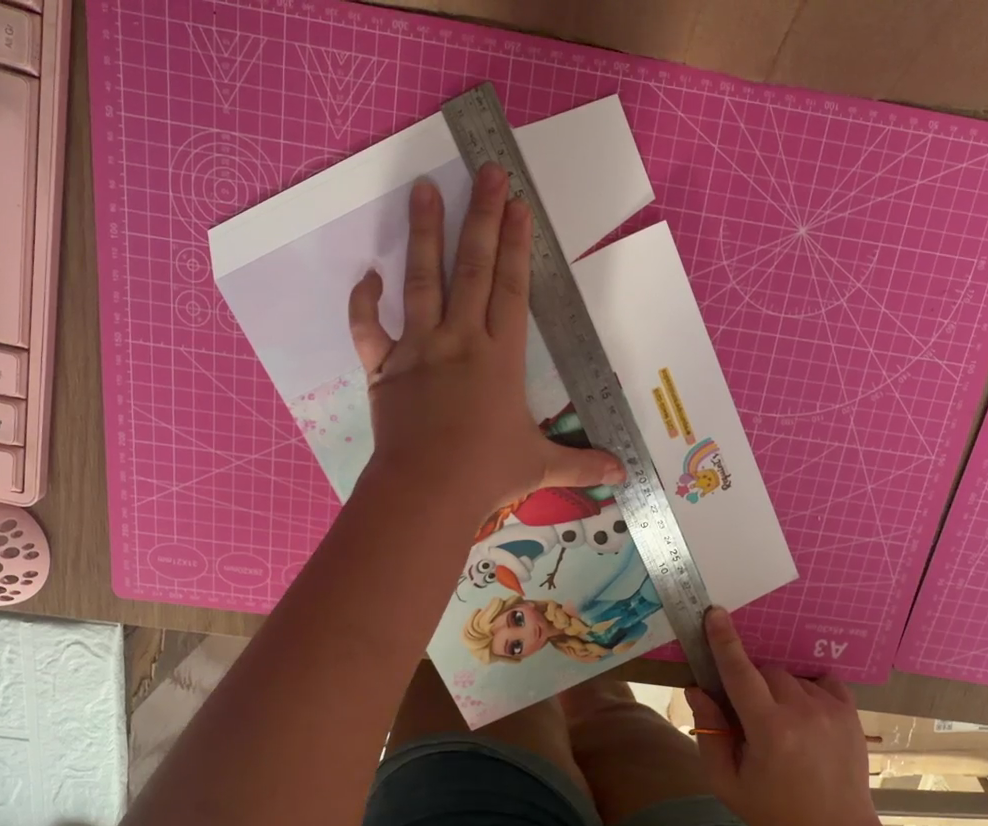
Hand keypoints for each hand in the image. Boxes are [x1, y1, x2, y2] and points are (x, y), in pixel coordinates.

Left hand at [348, 163, 622, 510]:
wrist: (425, 492)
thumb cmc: (485, 474)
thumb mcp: (540, 468)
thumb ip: (581, 464)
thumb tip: (623, 476)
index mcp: (500, 357)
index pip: (511, 288)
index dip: (516, 244)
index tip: (517, 204)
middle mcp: (460, 340)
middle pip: (472, 268)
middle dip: (481, 217)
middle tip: (485, 172)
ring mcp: (418, 349)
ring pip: (422, 280)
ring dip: (424, 233)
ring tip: (424, 189)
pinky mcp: (384, 368)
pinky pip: (368, 328)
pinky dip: (364, 301)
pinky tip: (369, 274)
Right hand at [687, 608, 876, 825]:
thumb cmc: (772, 813)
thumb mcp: (726, 781)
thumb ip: (709, 732)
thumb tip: (696, 689)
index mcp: (769, 730)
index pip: (740, 672)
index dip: (724, 641)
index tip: (714, 614)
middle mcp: (802, 712)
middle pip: (765, 672)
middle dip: (751, 686)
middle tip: (749, 719)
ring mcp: (831, 709)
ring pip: (791, 677)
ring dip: (778, 691)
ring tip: (781, 729)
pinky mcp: (850, 712)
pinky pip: (820, 681)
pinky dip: (806, 691)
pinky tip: (803, 718)